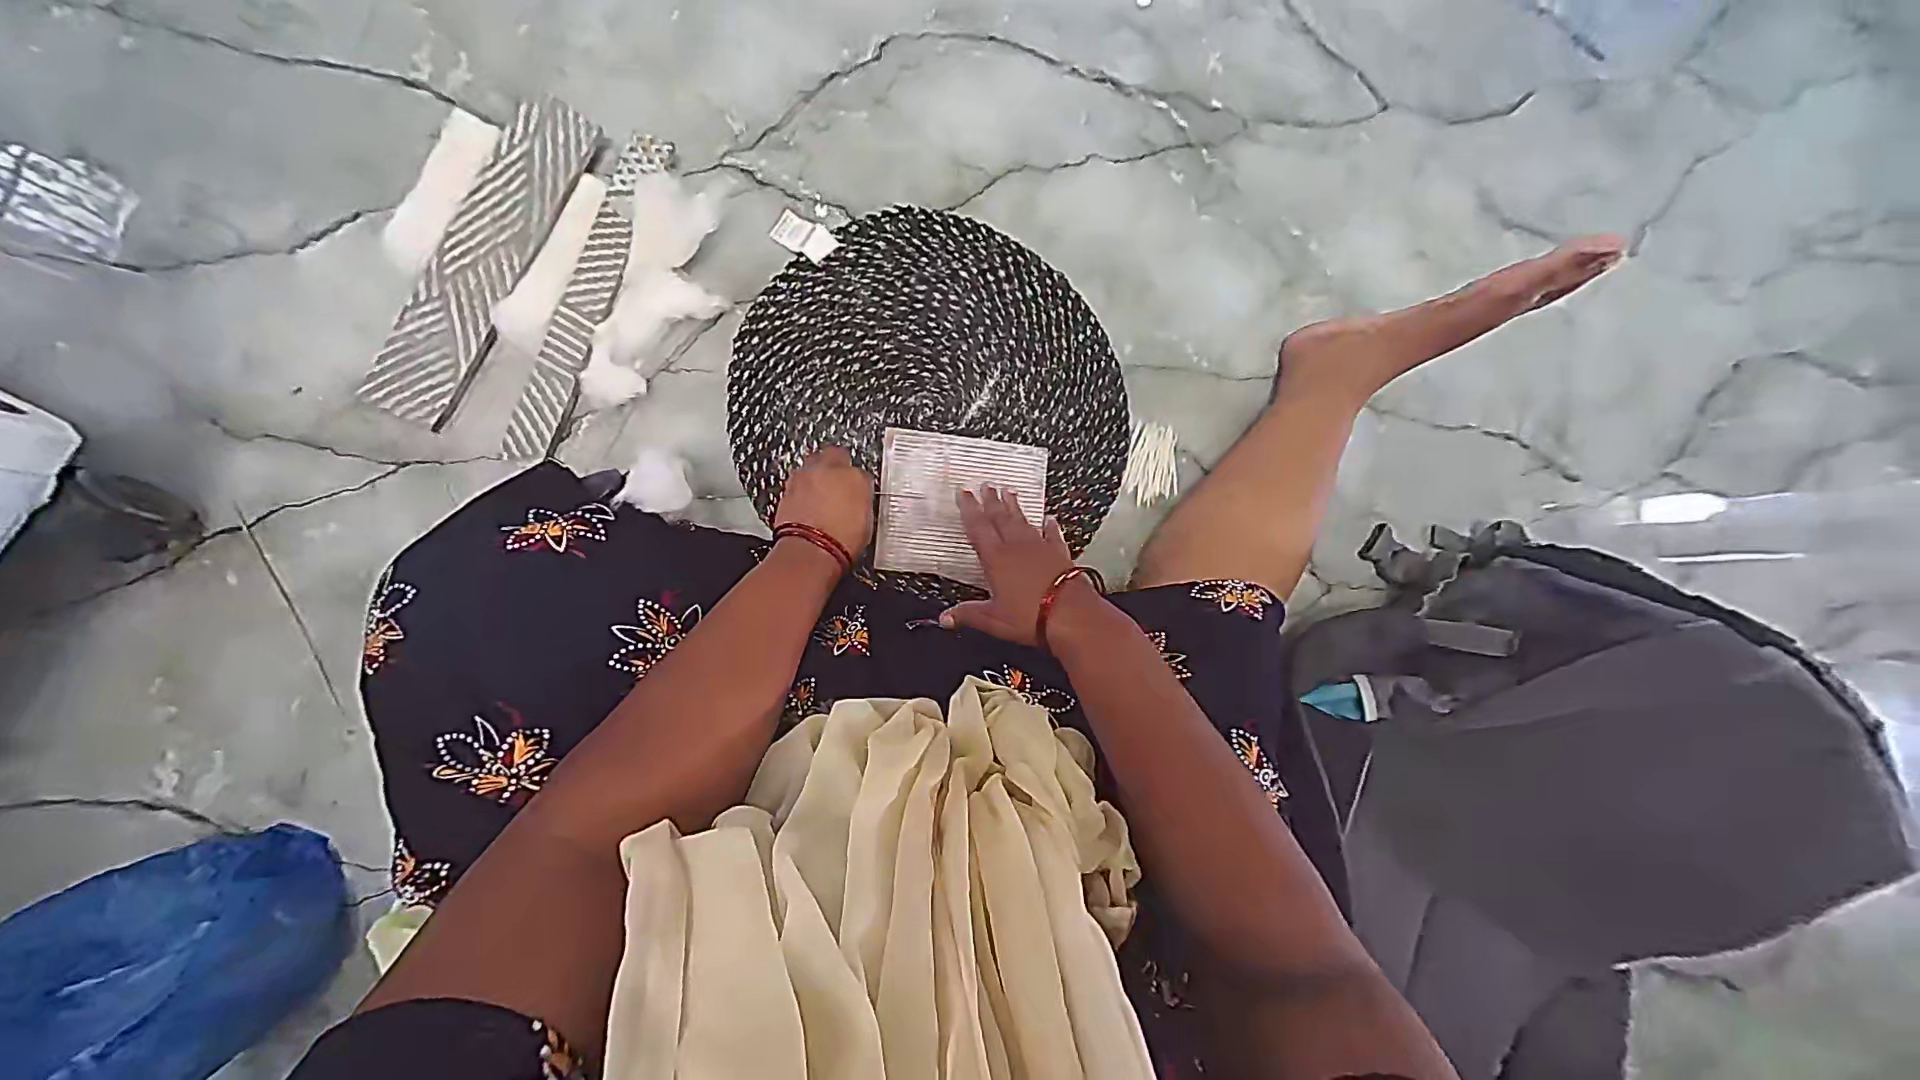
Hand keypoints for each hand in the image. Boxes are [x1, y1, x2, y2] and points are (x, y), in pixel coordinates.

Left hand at [773, 445, 874, 558]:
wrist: (811, 551)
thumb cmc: (841, 541)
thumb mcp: (865, 523)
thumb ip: (861, 503)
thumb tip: (857, 503)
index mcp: (856, 477)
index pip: (860, 472)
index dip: (858, 483)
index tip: (856, 493)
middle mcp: (830, 470)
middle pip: (833, 455)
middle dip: (835, 466)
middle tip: (838, 483)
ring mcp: (806, 477)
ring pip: (812, 465)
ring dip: (816, 476)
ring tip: (821, 495)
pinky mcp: (787, 489)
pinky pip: (797, 483)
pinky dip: (802, 490)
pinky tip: (807, 505)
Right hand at [939, 486, 1077, 645]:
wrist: (1071, 614)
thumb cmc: (1032, 616)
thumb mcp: (993, 619)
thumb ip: (967, 614)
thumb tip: (947, 618)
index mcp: (996, 558)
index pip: (978, 527)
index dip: (970, 509)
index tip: (965, 494)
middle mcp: (1017, 547)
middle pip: (1000, 517)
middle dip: (991, 500)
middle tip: (985, 486)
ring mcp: (1039, 547)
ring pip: (1023, 521)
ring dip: (1014, 506)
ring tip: (1009, 492)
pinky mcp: (1059, 554)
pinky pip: (1052, 534)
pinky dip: (1049, 526)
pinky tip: (1049, 519)